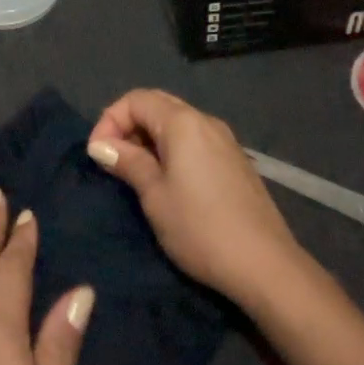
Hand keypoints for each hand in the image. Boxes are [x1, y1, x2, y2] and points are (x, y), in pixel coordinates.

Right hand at [86, 89, 303, 303]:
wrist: (265, 265)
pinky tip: (169, 180)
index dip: (109, 120)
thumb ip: (128, 162)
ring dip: (150, 137)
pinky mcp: (235, 161)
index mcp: (182, 122)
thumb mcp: (154, 196)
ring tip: (137, 171)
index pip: (136, 99)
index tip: (98, 155)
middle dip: (129, 125)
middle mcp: (205, 120)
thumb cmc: (200, 228)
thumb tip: (100, 146)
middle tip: (114, 159)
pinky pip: (195, 139)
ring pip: (177, 121)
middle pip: (157, 104)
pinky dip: (173, 148)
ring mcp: (225, 140)